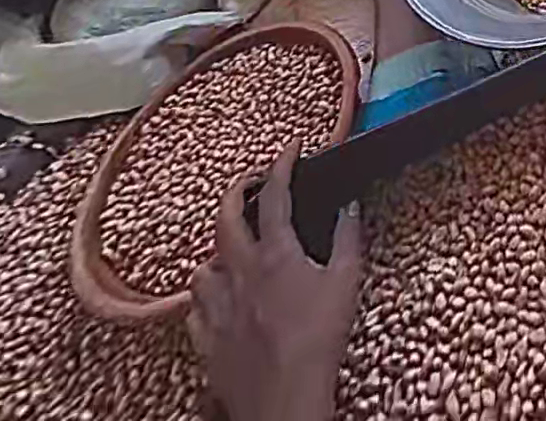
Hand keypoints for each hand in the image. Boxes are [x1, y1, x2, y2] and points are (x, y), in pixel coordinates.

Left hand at [190, 142, 361, 420]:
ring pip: (203, 267)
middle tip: (249, 182)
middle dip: (235, 193)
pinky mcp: (205, 339)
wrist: (285, 397)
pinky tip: (221, 299)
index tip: (289, 149)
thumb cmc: (320, 335)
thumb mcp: (346, 279)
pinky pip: (195, 309)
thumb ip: (347, 237)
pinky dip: (207, 296)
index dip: (281, 166)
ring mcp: (217, 307)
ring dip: (218, 251)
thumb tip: (350, 206)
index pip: (274, 197)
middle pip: (224, 221)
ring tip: (234, 248)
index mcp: (277, 254)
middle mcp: (240, 273)